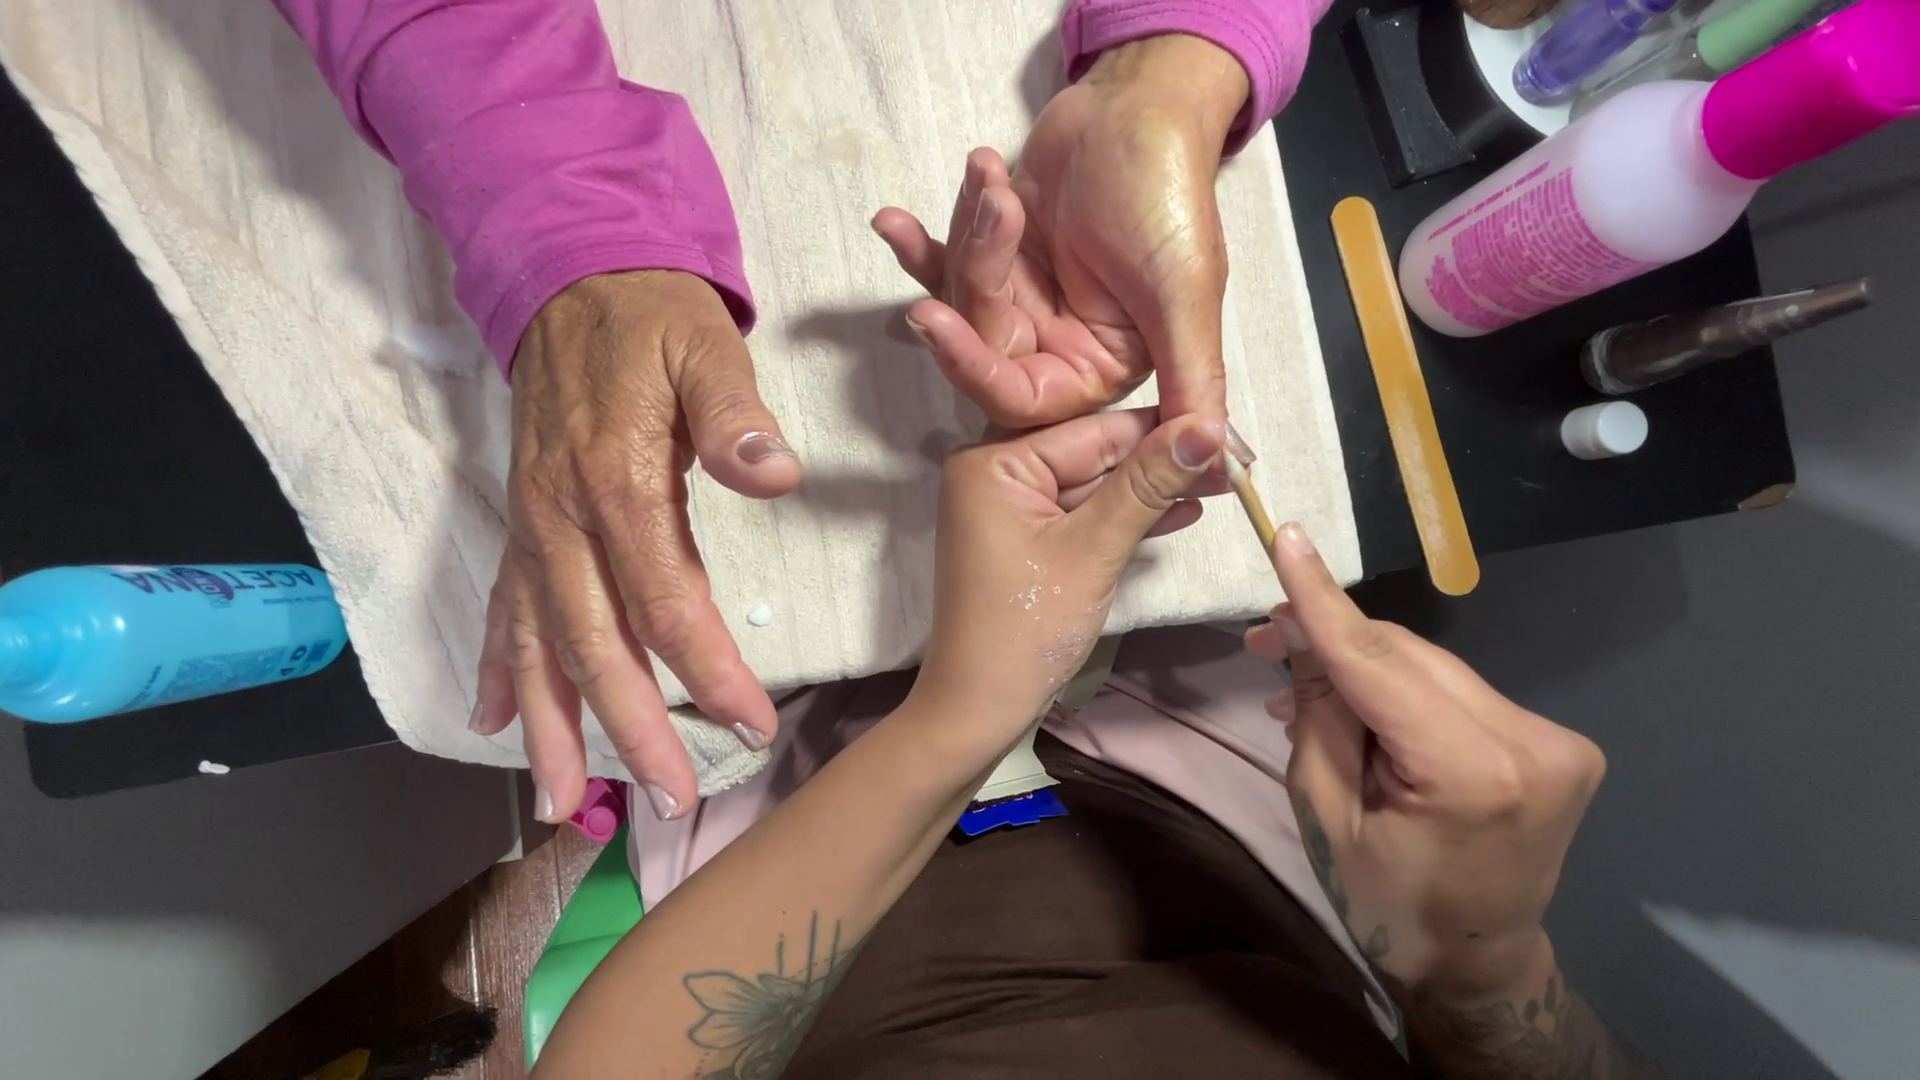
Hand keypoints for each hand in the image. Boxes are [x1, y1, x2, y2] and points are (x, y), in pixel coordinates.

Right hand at [471, 270, 802, 822]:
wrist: (576, 280)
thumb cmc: (654, 321)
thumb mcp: (706, 350)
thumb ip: (735, 415)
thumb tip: (776, 475)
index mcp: (617, 484)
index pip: (667, 601)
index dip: (707, 671)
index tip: (750, 727)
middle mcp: (562, 520)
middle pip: (596, 644)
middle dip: (631, 730)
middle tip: (668, 799)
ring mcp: (533, 526)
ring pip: (538, 644)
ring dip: (553, 727)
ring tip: (562, 802)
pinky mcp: (524, 522)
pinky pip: (503, 607)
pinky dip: (501, 669)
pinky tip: (501, 723)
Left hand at [872, 34, 1247, 425]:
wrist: (1141, 108)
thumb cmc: (1167, 197)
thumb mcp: (1184, 294)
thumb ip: (1190, 380)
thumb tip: (1217, 461)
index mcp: (1095, 370)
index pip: (1019, 398)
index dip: (972, 366)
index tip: (932, 319)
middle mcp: (1054, 347)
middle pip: (981, 342)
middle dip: (978, 275)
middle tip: (995, 209)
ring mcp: (1020, 304)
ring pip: (961, 299)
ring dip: (970, 236)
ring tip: (993, 177)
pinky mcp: (996, 265)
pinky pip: (945, 268)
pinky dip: (922, 243)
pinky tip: (893, 222)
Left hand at [912, 409, 1224, 728]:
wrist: (980, 707)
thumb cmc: (1026, 628)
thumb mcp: (1092, 550)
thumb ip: (1148, 485)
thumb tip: (1210, 426)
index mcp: (994, 461)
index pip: (1094, 430)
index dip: (1167, 428)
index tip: (1230, 428)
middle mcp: (996, 470)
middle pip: (1094, 452)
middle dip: (1163, 459)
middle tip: (1237, 459)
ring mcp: (1010, 505)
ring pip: (1095, 484)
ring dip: (1154, 489)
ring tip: (1224, 484)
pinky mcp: (1027, 535)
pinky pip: (1083, 513)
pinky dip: (1127, 516)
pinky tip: (1184, 511)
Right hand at [1246, 523, 1606, 1002]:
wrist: (1477, 960)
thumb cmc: (1385, 900)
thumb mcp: (1324, 811)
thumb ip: (1316, 713)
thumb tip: (1299, 632)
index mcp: (1473, 772)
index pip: (1378, 662)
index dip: (1322, 599)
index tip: (1288, 538)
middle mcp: (1530, 741)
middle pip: (1403, 655)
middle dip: (1328, 639)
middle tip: (1261, 639)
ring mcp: (1550, 737)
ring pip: (1424, 665)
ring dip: (1357, 664)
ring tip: (1295, 686)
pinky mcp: (1548, 737)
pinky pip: (1447, 687)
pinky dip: (1393, 687)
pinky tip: (1353, 706)